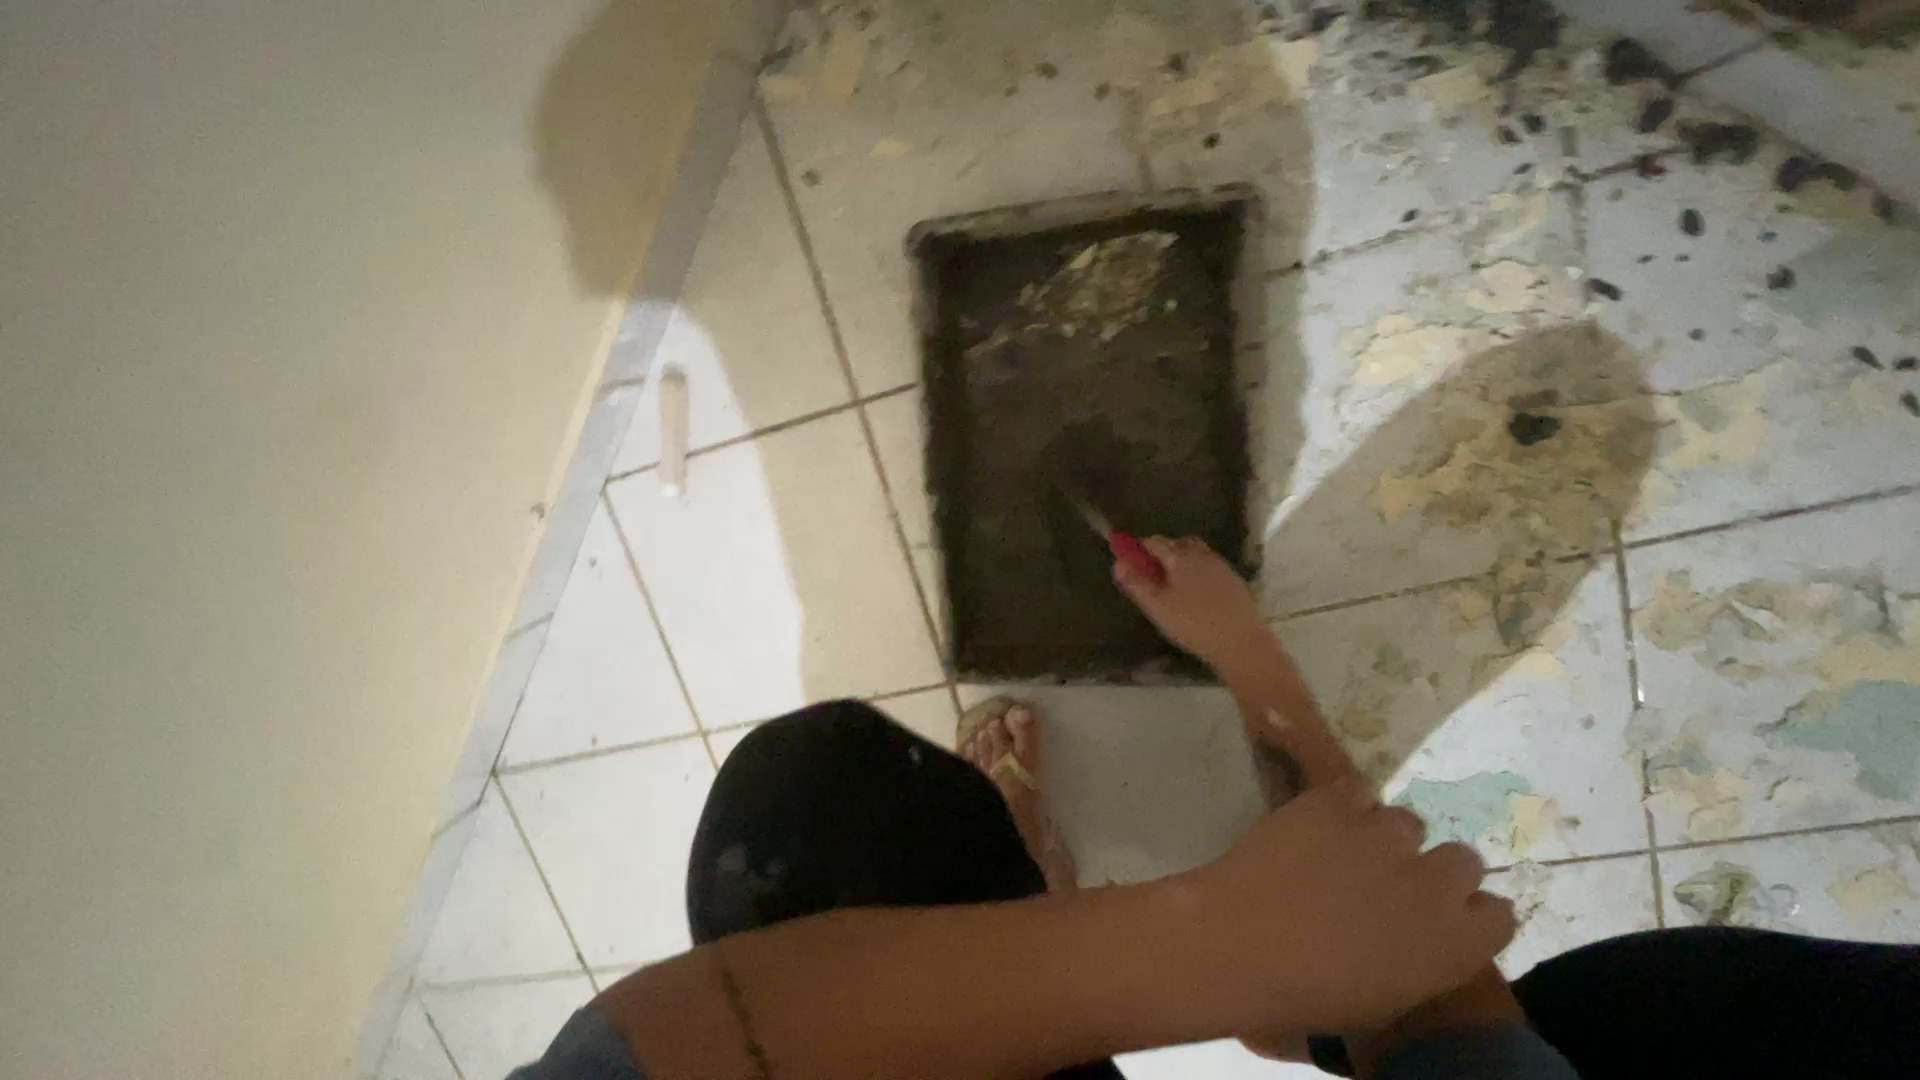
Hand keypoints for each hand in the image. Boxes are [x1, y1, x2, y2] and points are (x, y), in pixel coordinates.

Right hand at [1113, 536, 1268, 666]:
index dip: (1138, 549)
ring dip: (1181, 563)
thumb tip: (1118, 563)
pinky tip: (1196, 597)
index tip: (1130, 564)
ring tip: (1173, 588)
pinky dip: (1198, 574)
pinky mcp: (1234, 581)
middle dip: (1162, 554)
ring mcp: (1221, 566)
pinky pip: (1210, 568)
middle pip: (1177, 544)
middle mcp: (1203, 554)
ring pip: (1196, 555)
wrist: (1242, 643)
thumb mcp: (1157, 606)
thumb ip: (1136, 583)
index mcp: (1181, 556)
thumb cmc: (1193, 624)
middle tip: (1152, 578)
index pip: (1154, 542)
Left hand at [1173, 778, 1514, 1035]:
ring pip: (1408, 821)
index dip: (1469, 911)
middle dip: (1434, 868)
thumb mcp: (1385, 997)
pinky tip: (1324, 820)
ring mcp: (1382, 835)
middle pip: (1462, 858)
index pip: (1498, 914)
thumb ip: (1419, 960)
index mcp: (1456, 944)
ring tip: (1351, 849)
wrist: (1242, 942)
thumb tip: (1415, 939)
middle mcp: (1433, 883)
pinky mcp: (1335, 802)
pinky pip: (1359, 790)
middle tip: (1395, 879)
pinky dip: (1347, 803)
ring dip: (1387, 835)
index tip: (1444, 914)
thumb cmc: (1308, 993)